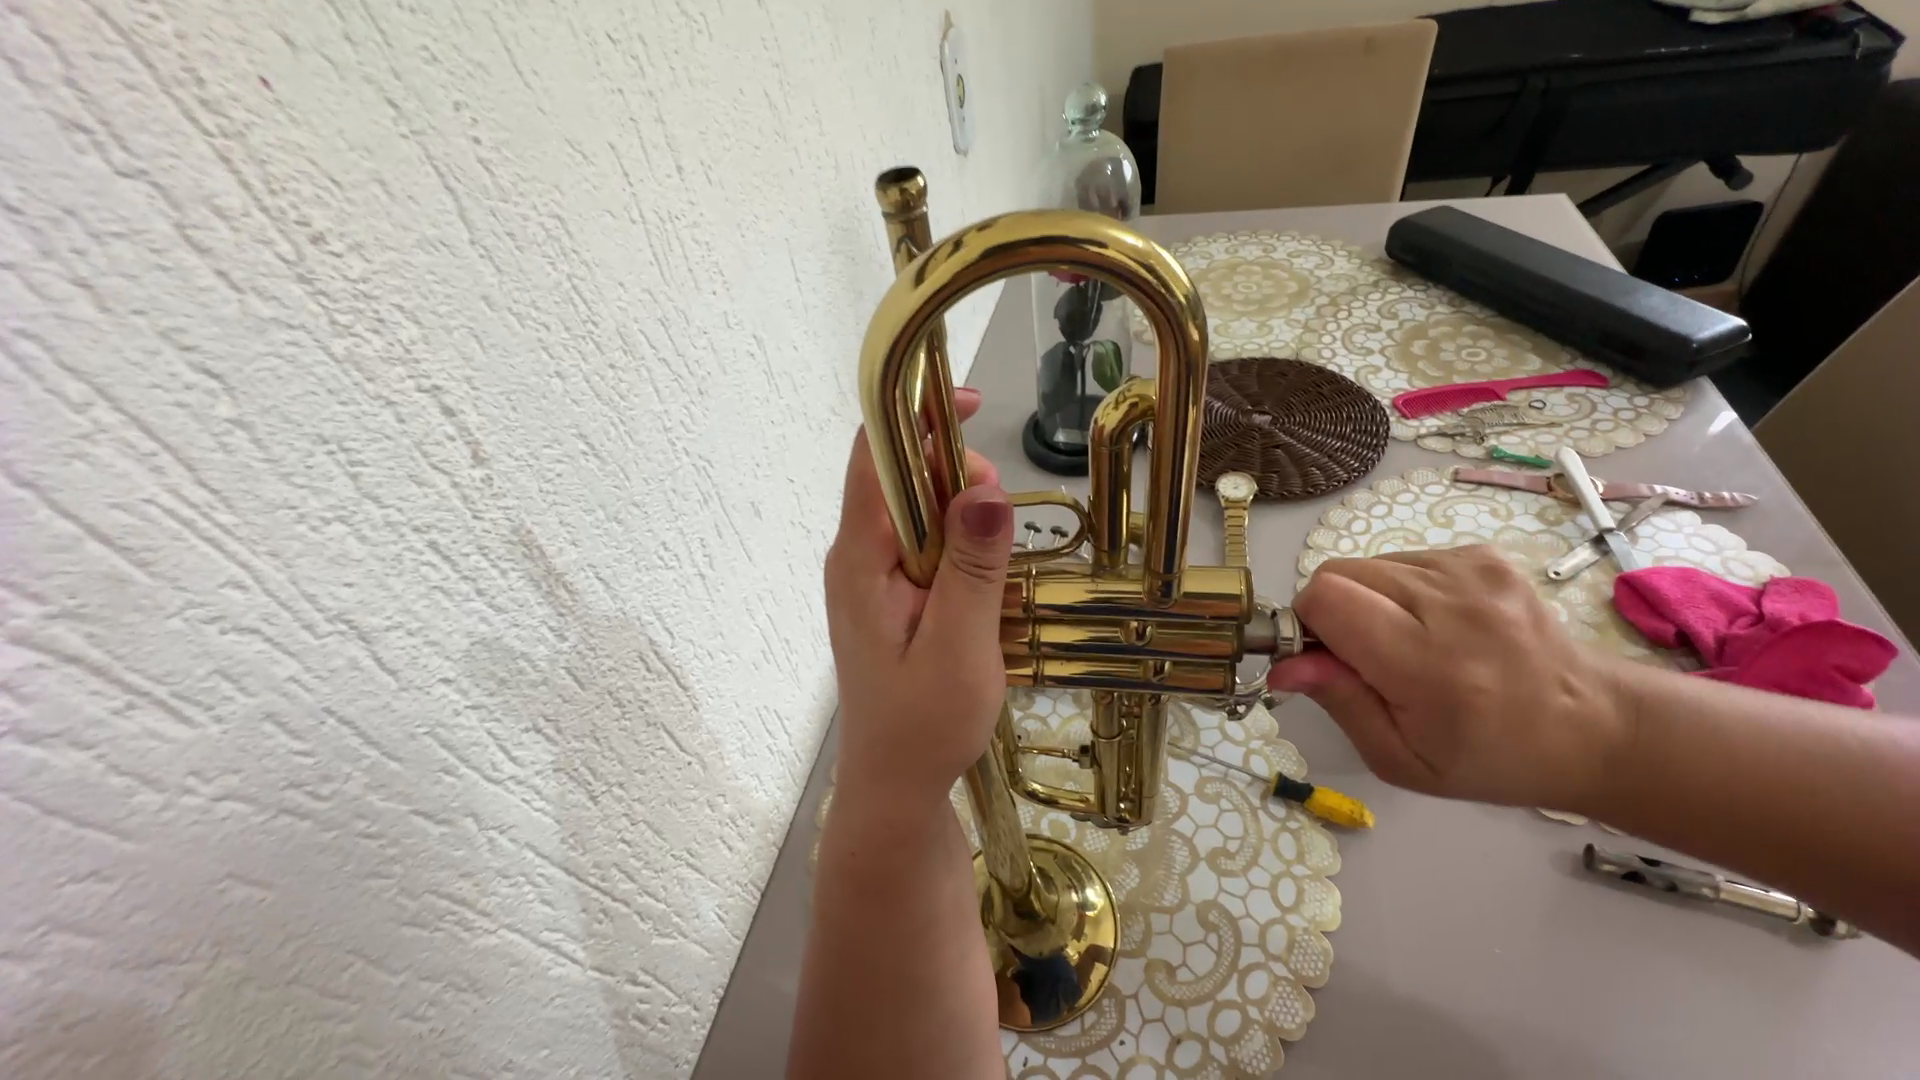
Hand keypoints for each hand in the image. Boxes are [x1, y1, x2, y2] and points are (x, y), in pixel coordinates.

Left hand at [825, 388, 1011, 805]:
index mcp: (859, 558)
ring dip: (964, 520)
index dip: (917, 414)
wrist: (895, 786)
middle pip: (902, 477)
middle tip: (1001, 525)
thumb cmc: (924, 726)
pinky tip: (983, 592)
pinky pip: (926, 547)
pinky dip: (960, 550)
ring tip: (995, 574)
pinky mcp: (891, 596)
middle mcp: (857, 556)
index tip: (975, 405)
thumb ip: (973, 567)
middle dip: (956, 477)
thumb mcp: (959, 647)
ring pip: (920, 512)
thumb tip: (985, 487)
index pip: (874, 456)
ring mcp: (872, 577)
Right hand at [1270, 546, 1631, 811]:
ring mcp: (1473, 571)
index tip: (1322, 659)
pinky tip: (1432, 624)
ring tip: (1406, 643)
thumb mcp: (1400, 758)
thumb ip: (1339, 701)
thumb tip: (1283, 665)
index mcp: (1430, 664)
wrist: (1592, 726)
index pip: (1326, 599)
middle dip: (1330, 612)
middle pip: (1338, 573)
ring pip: (1368, 564)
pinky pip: (1403, 559)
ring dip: (1366, 600)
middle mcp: (1453, 604)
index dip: (1306, 625)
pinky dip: (1398, 590)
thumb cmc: (1488, 758)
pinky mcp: (1485, 556)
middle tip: (1361, 657)